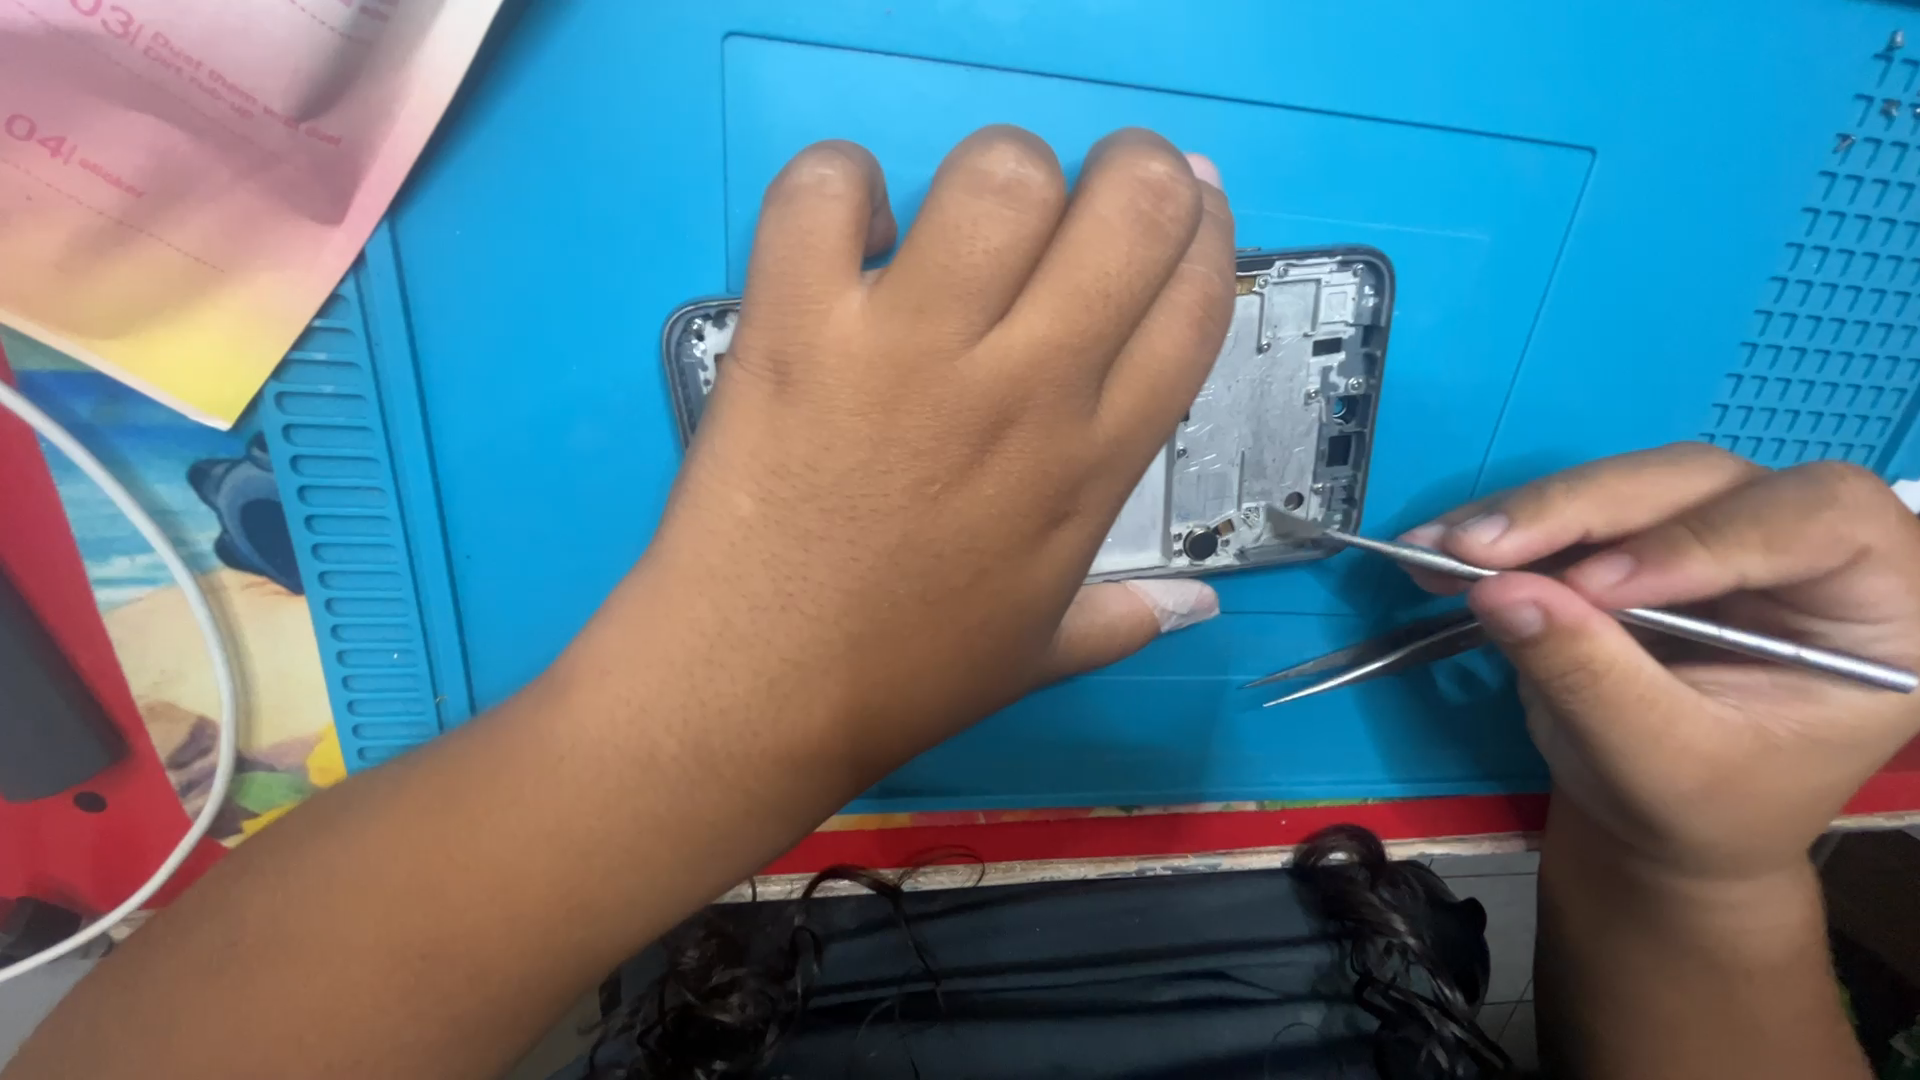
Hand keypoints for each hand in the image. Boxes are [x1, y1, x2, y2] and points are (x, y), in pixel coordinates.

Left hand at [637, 126, 1233, 755]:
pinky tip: (848, 241)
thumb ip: (1127, 620)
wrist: (757, 692)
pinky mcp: (797, 329)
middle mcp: (1022, 387)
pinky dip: (841, 190)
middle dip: (1132, 171)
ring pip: (999, 175)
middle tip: (1081, 202)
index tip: (1180, 214)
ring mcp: (907, 351)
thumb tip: (1200, 609)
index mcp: (1091, 462)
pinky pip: (829, 191)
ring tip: (961, 229)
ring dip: (998, 179)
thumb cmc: (904, 676)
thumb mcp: (1039, 655)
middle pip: (1131, 205)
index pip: (1193, 302)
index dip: (1203, 232)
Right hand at [1405, 444, 1919, 880]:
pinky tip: (1435, 552)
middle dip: (1576, 511)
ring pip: (1621, 484)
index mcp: (1877, 611)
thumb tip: (1492, 591)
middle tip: (1473, 548)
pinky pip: (1562, 514)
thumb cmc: (1695, 804)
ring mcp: (1708, 537)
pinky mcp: (1628, 541)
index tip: (1591, 588)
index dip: (1703, 538)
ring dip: (1521, 515)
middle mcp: (1801, 553)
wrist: (1661, 817)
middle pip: (1696, 482)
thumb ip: (1586, 673)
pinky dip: (1493, 530)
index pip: (1817, 523)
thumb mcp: (1650, 756)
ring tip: (1435, 550)